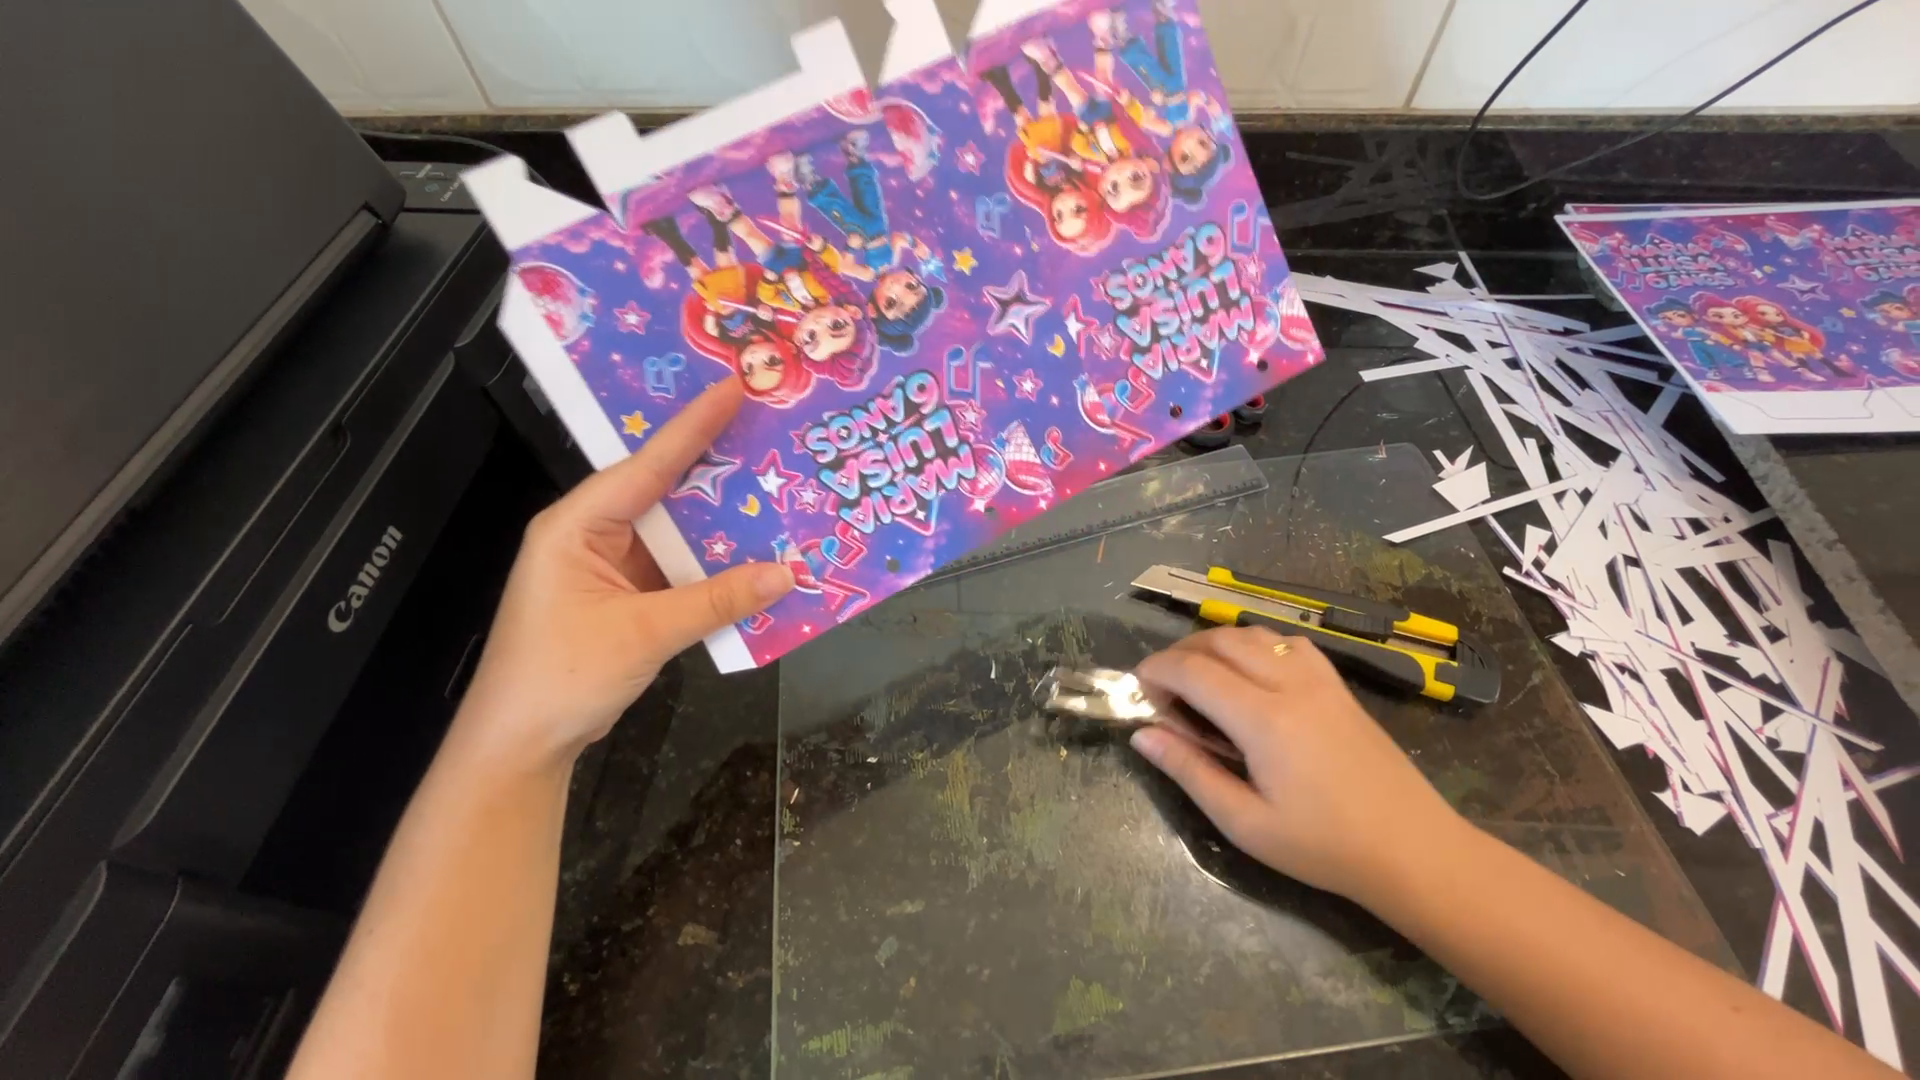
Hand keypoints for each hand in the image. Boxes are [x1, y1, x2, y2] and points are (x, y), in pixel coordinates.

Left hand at [454, 379, 792, 770]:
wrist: (521, 744)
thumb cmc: (561, 677)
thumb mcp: (644, 633)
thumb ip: (717, 600)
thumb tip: (787, 574)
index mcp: (578, 526)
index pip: (646, 465)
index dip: (695, 426)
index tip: (734, 388)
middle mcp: (594, 536)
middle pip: (665, 492)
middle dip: (716, 469)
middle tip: (768, 436)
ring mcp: (611, 568)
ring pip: (677, 534)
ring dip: (721, 526)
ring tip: (776, 495)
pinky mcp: (627, 598)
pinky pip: (680, 570)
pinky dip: (714, 568)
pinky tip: (754, 559)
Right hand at [1129, 626, 1465, 902]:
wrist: (1413, 850)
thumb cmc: (1323, 846)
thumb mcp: (1245, 823)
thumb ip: (1190, 772)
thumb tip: (1143, 734)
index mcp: (1264, 719)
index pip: (1194, 670)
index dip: (1157, 671)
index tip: (1137, 689)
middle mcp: (1290, 684)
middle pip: (1221, 642)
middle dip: (1180, 653)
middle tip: (1162, 687)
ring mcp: (1320, 680)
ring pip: (1255, 634)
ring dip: (1216, 644)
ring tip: (1198, 677)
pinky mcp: (1339, 687)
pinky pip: (1288, 643)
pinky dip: (1256, 645)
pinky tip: (1251, 672)